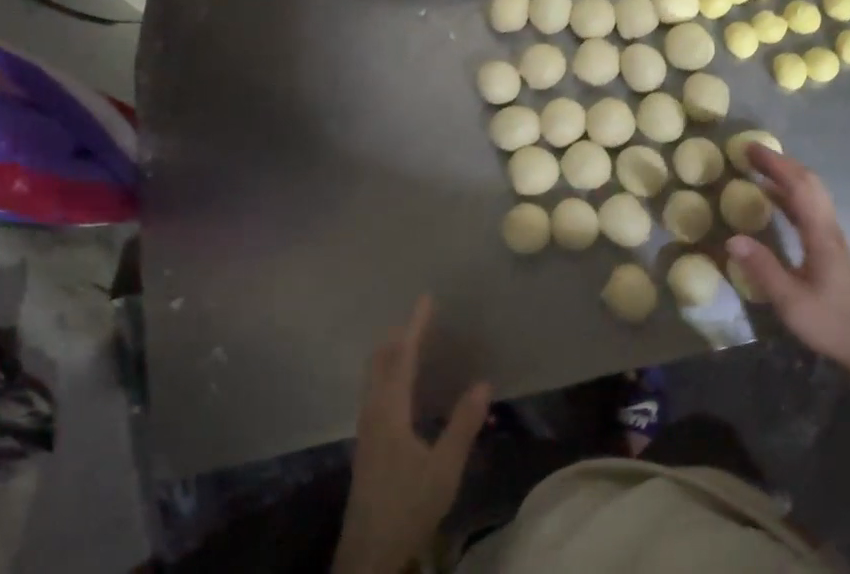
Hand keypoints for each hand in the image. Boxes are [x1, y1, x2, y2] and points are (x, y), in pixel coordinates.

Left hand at [332, 296, 490, 573]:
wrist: (370, 549)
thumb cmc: (408, 504)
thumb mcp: (444, 467)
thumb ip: (463, 424)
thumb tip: (483, 382)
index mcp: (389, 410)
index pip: (403, 357)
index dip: (415, 326)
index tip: (427, 299)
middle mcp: (372, 411)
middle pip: (381, 361)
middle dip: (399, 335)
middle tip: (422, 317)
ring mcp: (366, 428)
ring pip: (374, 377)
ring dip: (393, 354)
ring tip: (415, 341)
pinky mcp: (368, 443)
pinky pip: (377, 392)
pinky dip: (391, 374)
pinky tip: (406, 387)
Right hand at [725, 144, 849, 372]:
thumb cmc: (829, 323)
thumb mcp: (790, 301)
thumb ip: (763, 269)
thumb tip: (732, 238)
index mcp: (821, 236)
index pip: (799, 188)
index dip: (775, 165)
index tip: (749, 149)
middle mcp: (829, 230)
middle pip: (809, 184)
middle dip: (780, 163)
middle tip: (750, 152)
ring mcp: (832, 238)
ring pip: (812, 195)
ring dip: (786, 176)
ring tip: (758, 168)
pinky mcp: (830, 249)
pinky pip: (809, 210)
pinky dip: (789, 196)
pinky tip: (772, 201)